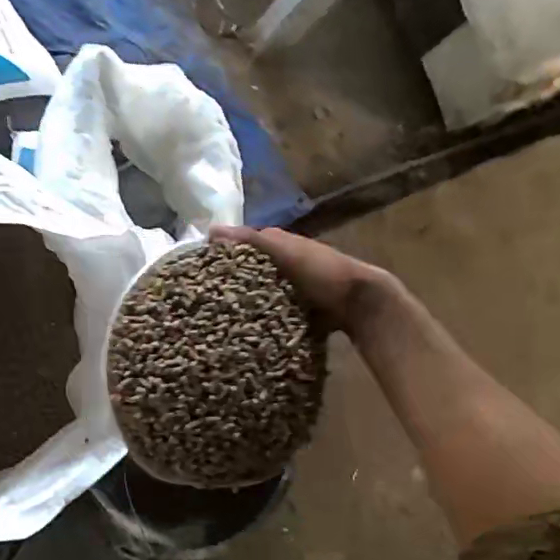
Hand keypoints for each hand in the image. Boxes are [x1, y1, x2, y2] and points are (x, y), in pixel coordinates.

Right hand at [209, 225, 406, 334]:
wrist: (360, 302)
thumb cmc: (321, 270)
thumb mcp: (284, 249)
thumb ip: (250, 239)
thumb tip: (210, 230)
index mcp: (280, 245)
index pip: (243, 247)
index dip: (223, 254)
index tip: (199, 269)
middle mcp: (285, 265)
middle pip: (251, 271)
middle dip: (231, 281)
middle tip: (204, 298)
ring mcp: (293, 290)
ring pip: (260, 293)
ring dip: (245, 302)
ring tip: (218, 317)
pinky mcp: (299, 312)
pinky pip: (273, 314)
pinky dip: (261, 318)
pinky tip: (244, 329)